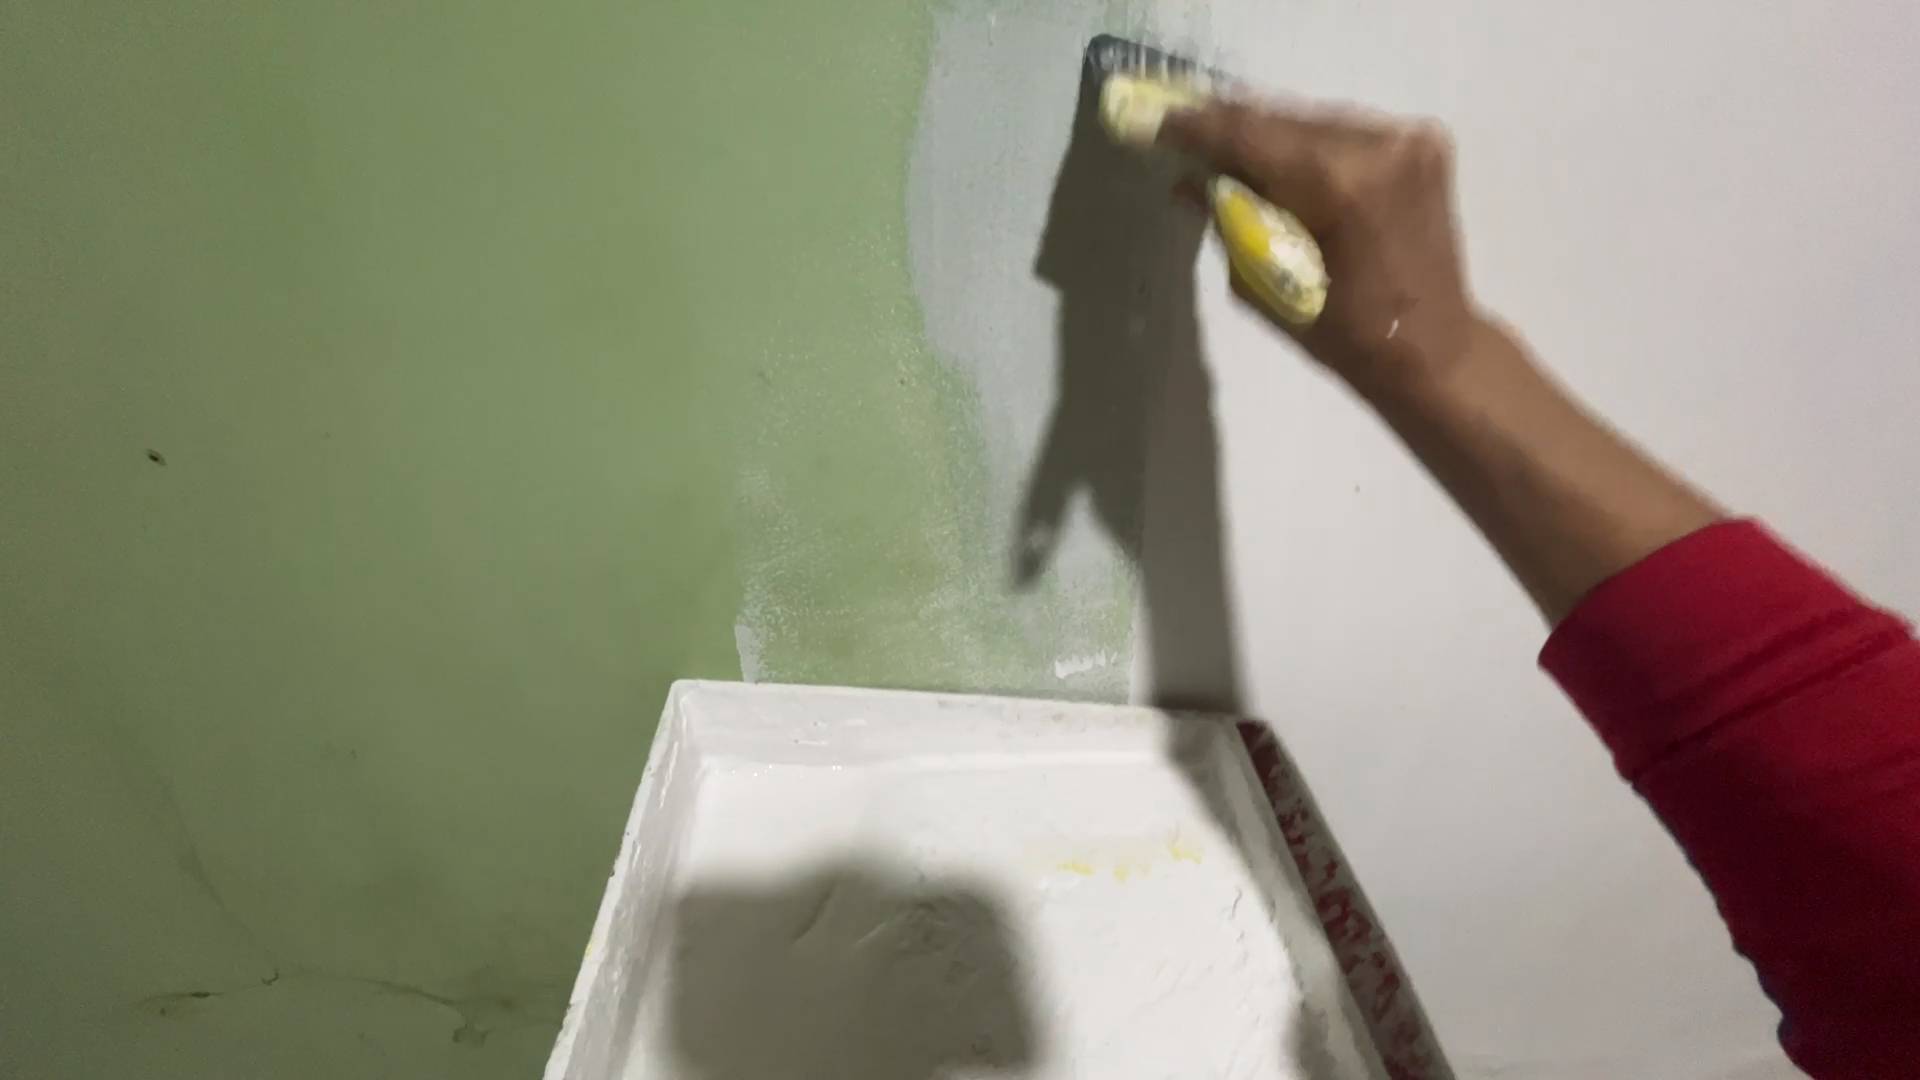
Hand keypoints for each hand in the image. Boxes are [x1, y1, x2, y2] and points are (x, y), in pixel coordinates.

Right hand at [1163, 102, 1477, 395]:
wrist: (1427, 344)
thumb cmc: (1339, 335)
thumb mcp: (1265, 286)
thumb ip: (1229, 223)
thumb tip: (1188, 184)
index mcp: (1338, 186)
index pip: (1251, 138)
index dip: (1200, 129)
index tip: (1160, 123)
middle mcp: (1377, 145)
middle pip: (1283, 120)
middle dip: (1230, 126)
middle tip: (1183, 129)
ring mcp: (1406, 137)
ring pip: (1312, 120)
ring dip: (1267, 134)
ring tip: (1224, 144)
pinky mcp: (1421, 142)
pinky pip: (1343, 130)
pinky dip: (1304, 143)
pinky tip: (1277, 159)